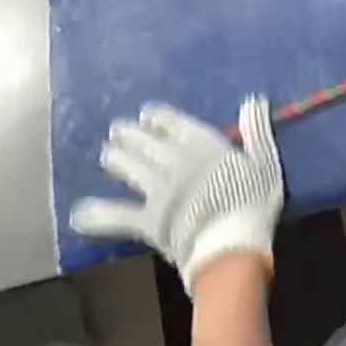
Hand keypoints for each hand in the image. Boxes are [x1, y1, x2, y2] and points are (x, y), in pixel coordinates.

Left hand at [70, 97, 282, 291]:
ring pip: (131, 169)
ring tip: (106, 155)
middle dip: (131, 134)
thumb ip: (257, 131)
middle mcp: (175, 162)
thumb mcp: (265, 163)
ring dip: (117, 159)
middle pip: (147, 143)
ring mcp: (159, 191)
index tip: (148, 115)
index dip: (159, 118)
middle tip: (118, 129)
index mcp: (204, 145)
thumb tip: (253, 101)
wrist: (233, 244)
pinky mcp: (149, 220)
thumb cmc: (254, 202)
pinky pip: (118, 216)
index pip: (175, 124)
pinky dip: (99, 215)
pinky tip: (80, 214)